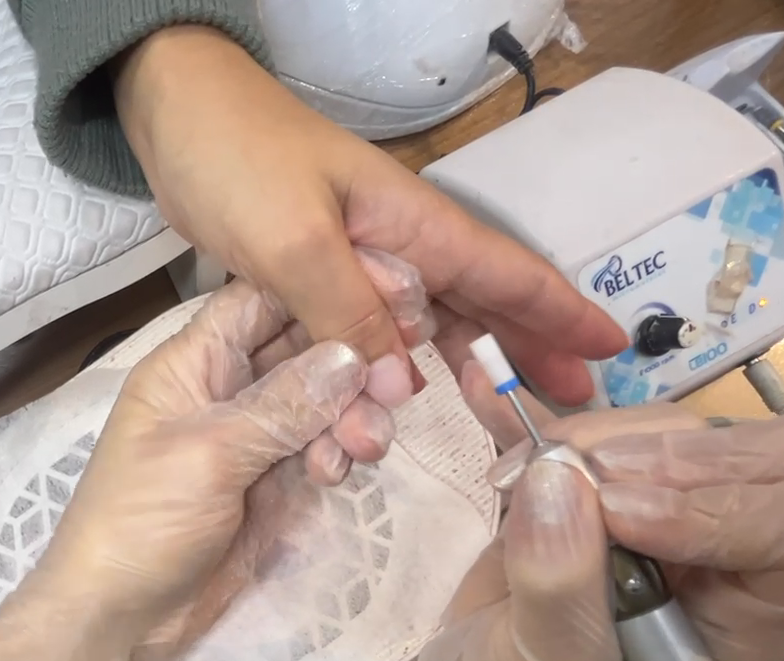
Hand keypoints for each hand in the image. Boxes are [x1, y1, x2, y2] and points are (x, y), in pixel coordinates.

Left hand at [0, 275, 380, 660]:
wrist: (119, 616)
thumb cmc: (142, 522)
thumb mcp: (208, 454)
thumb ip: (282, 403)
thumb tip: (352, 352)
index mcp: (191, 364)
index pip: (262, 301)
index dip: (322, 292)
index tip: (390, 301)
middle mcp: (222, 391)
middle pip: (301, 351)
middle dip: (351, 365)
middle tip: (399, 388)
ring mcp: (247, 440)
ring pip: (317, 404)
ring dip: (349, 417)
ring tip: (365, 447)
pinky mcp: (266, 485)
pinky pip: (315, 452)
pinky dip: (334, 457)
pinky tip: (337, 475)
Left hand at [114, 26, 627, 484]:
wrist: (176, 124)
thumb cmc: (240, 165)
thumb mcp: (297, 243)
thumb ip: (351, 313)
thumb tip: (402, 391)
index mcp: (410, 226)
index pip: (505, 273)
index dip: (556, 317)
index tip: (606, 355)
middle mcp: (394, 247)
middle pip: (477, 304)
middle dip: (522, 352)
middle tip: (562, 404)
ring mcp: (353, 264)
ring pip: (419, 326)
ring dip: (449, 372)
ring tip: (489, 414)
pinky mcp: (312, 281)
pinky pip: (364, 334)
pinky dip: (380, 369)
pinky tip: (388, 397)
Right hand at [406, 378, 783, 660]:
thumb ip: (558, 582)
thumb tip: (555, 476)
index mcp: (755, 611)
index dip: (719, 507)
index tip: (611, 514)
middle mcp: (742, 545)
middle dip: (678, 453)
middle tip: (579, 475)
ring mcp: (684, 500)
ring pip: (692, 424)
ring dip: (601, 437)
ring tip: (518, 477)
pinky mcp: (622, 474)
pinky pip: (616, 421)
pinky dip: (558, 417)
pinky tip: (504, 426)